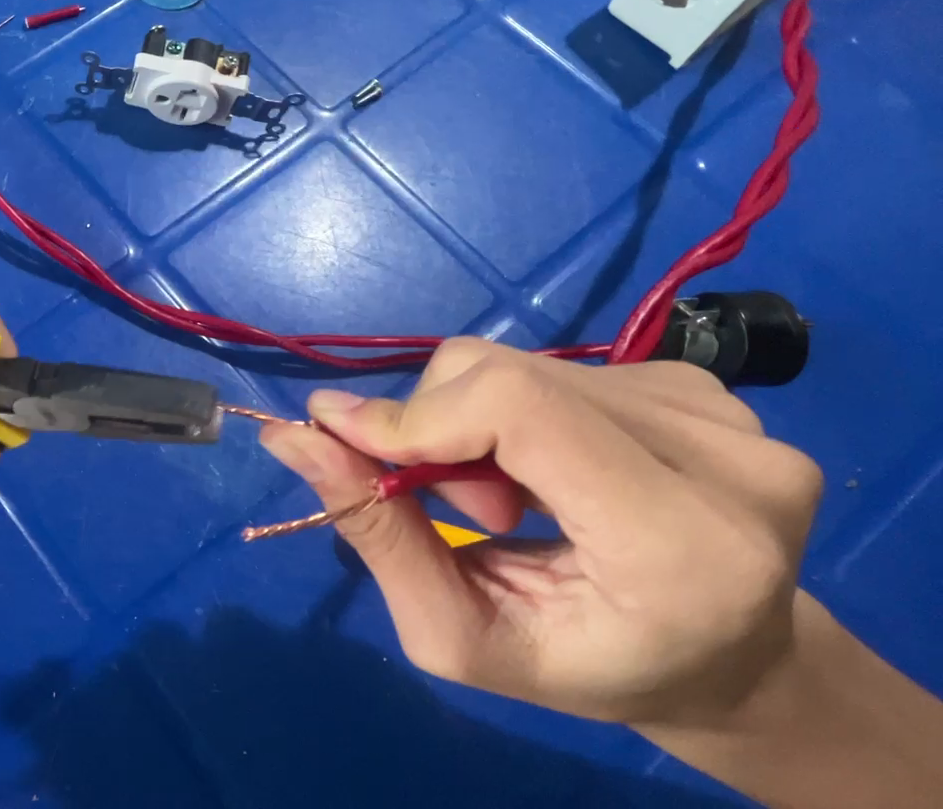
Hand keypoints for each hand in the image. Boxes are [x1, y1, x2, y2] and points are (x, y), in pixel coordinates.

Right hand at [261, 338, 822, 726]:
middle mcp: (726, 460)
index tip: (349, 443)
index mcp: (680, 544)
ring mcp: (725, 413)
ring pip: (514, 360)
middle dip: (439, 429)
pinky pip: (548, 364)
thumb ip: (375, 531)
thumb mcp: (456, 632)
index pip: (519, 409)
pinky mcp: (701, 387)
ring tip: (516, 498)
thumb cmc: (588, 667)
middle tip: (467, 509)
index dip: (415, 415)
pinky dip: (514, 410)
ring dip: (473, 422)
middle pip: (503, 374)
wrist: (736, 660)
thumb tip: (290, 434)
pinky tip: (552, 469)